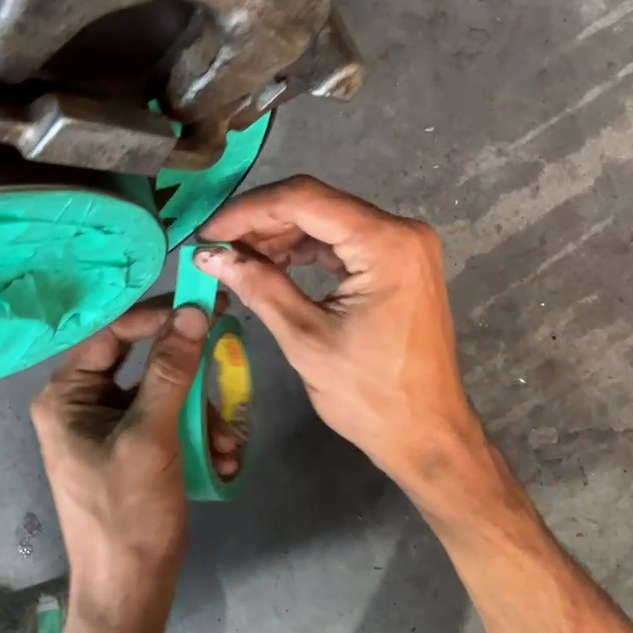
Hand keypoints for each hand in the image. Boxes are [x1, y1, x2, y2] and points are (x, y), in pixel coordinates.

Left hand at [30, 297, 237, 618]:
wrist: (130, 590)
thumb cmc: (129, 513)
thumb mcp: (152, 437)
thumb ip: (171, 371)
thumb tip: (192, 312)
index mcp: (67, 395)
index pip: (114, 333)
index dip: (160, 317)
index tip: (207, 307)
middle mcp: (83, 405)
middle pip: (144, 362)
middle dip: (190, 378)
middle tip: (228, 358)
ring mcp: (108, 430)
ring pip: (164, 395)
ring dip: (202, 415)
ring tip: (226, 446)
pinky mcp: (133, 452)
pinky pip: (169, 425)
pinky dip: (197, 437)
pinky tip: (222, 461)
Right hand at [194, 175, 483, 482]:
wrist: (426, 433)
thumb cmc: (370, 396)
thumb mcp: (306, 339)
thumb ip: (260, 286)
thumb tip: (210, 256)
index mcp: (386, 244)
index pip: (305, 199)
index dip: (248, 210)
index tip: (207, 233)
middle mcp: (402, 232)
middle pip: (318, 206)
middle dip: (262, 224)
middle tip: (215, 249)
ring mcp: (405, 247)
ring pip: (329, 223)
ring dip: (282, 238)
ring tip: (236, 259)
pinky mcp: (401, 266)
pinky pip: (346, 245)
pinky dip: (309, 253)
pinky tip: (273, 266)